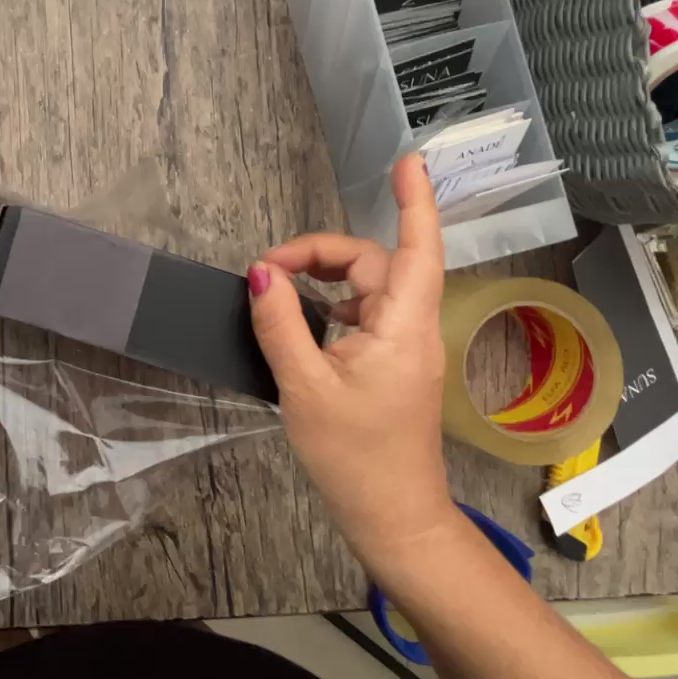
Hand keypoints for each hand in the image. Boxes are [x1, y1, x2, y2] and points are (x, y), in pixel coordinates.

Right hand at [245, 154, 461, 560]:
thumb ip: (279, 323)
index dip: (415, 202)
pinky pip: (366, 312)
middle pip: (374, 263)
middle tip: (264, 270)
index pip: (416, 249)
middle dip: (320, 251)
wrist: (393, 517)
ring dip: (326, 275)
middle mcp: (411, 328)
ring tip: (280, 288)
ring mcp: (405, 347)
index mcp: (401, 327)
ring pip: (369, 286)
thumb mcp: (303, 387)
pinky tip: (307, 319)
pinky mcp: (394, 365)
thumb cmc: (354, 455)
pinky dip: (332, 302)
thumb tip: (261, 272)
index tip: (409, 161)